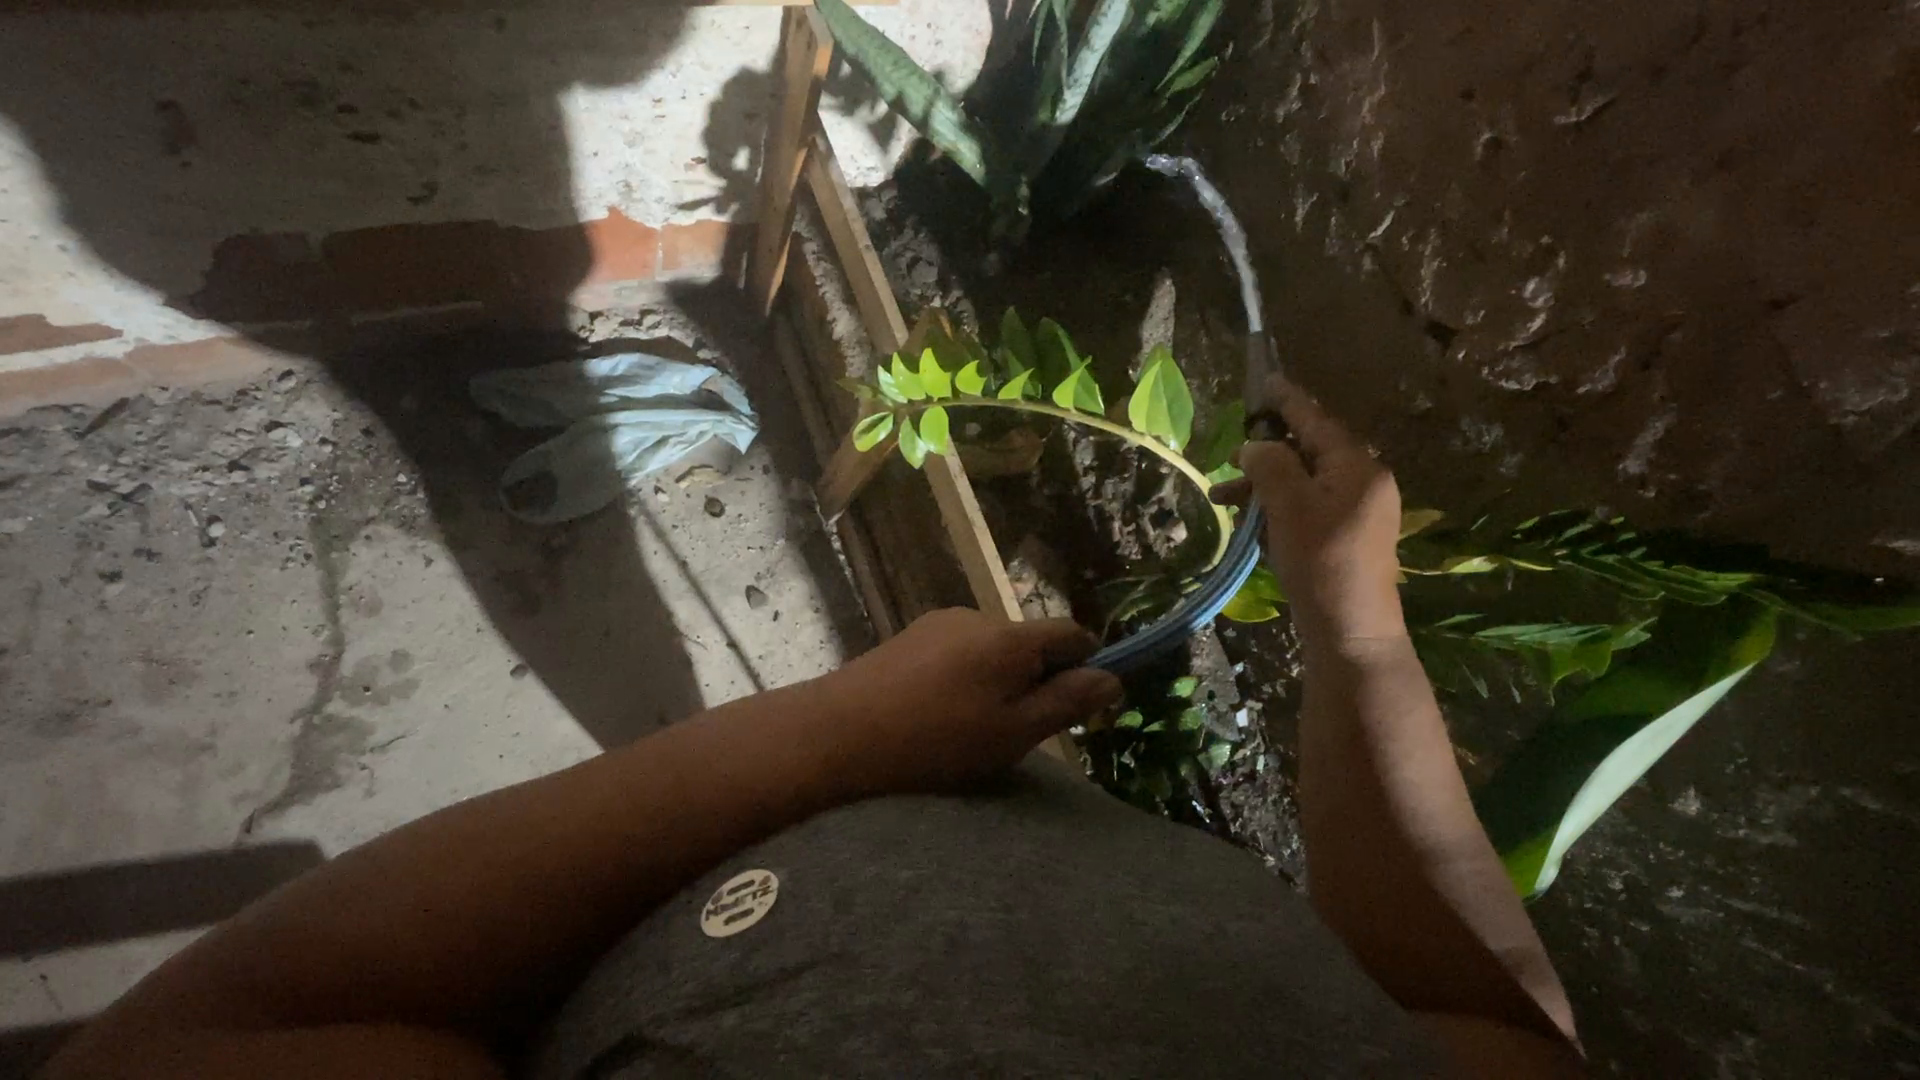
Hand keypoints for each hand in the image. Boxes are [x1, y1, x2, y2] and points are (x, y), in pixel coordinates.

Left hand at [815, 609, 1121, 793]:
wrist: (837, 732)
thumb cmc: (936, 740)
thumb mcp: (1013, 733)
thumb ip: (1067, 702)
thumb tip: (1112, 677)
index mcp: (1011, 636)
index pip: (1072, 634)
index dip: (1086, 666)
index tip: (1077, 707)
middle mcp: (977, 616)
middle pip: (1029, 642)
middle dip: (1035, 679)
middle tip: (1015, 732)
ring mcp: (938, 624)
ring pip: (991, 649)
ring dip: (997, 681)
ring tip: (968, 730)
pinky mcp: (908, 638)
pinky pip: (956, 654)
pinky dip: (963, 680)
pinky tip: (937, 716)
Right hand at [1211, 377, 1406, 648]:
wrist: (1350, 631)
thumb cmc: (1321, 562)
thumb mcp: (1289, 507)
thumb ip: (1270, 465)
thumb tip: (1255, 447)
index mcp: (1358, 467)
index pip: (1317, 421)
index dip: (1288, 401)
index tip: (1266, 380)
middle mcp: (1364, 483)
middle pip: (1309, 453)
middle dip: (1265, 456)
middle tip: (1230, 461)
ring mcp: (1357, 513)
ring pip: (1303, 484)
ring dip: (1264, 488)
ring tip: (1224, 501)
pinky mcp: (1346, 539)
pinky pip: (1307, 509)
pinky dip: (1277, 510)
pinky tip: (1250, 525)